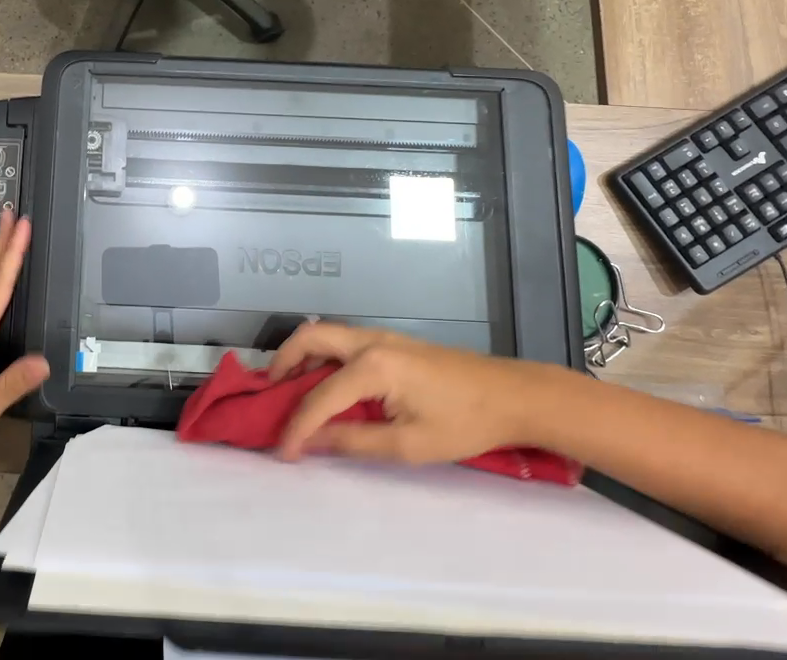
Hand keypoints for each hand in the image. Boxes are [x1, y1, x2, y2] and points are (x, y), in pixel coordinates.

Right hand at [270, 323, 549, 463]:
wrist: (514, 396)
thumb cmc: (464, 423)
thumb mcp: (409, 445)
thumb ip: (354, 441)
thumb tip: (312, 443)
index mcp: (373, 366)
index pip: (320, 397)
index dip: (297, 427)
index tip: (282, 452)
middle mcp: (370, 341)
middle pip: (310, 337)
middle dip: (283, 363)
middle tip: (272, 396)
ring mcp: (382, 337)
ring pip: (325, 334)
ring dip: (302, 357)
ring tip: (293, 392)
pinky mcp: (393, 343)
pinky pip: (343, 342)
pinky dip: (323, 357)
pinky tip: (327, 385)